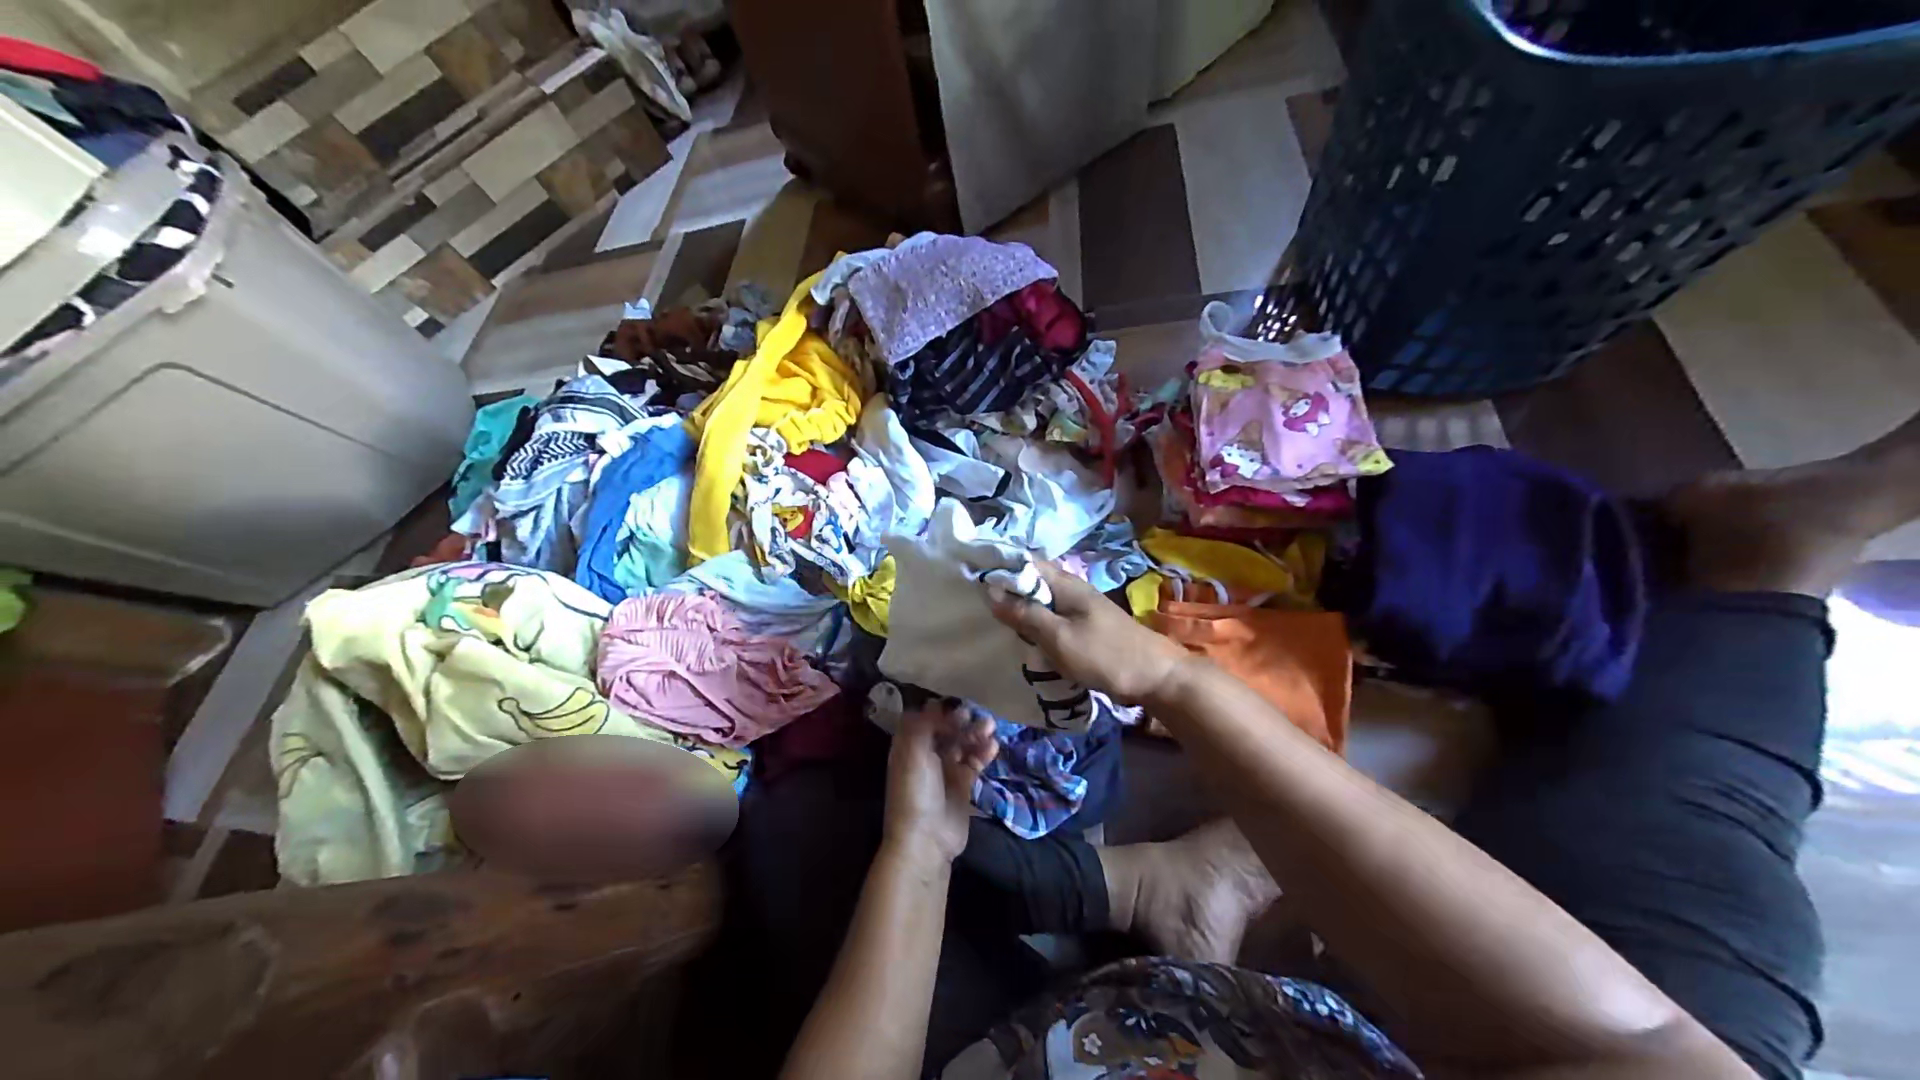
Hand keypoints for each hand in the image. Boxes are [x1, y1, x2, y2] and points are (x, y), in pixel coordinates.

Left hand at [883, 704, 998, 861]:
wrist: (926, 839)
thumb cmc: (915, 792)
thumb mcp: (913, 753)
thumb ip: (923, 725)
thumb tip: (937, 706)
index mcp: (909, 746)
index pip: (925, 719)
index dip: (939, 711)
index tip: (954, 707)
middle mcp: (926, 754)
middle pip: (947, 729)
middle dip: (962, 720)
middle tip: (976, 715)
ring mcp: (945, 769)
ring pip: (963, 743)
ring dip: (976, 734)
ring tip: (991, 727)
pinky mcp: (963, 784)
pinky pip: (975, 761)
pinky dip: (984, 752)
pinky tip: (993, 746)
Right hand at [987, 560, 1193, 704]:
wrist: (1156, 678)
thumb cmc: (1106, 655)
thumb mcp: (1059, 638)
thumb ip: (1026, 615)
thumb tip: (991, 592)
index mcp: (1065, 583)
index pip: (1025, 562)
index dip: (999, 566)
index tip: (970, 576)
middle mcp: (1071, 589)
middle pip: (1031, 581)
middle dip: (1005, 589)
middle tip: (973, 603)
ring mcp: (1079, 608)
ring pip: (1040, 601)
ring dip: (1018, 609)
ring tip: (989, 621)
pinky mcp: (1084, 627)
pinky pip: (1051, 618)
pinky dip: (1034, 624)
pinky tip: (1020, 638)